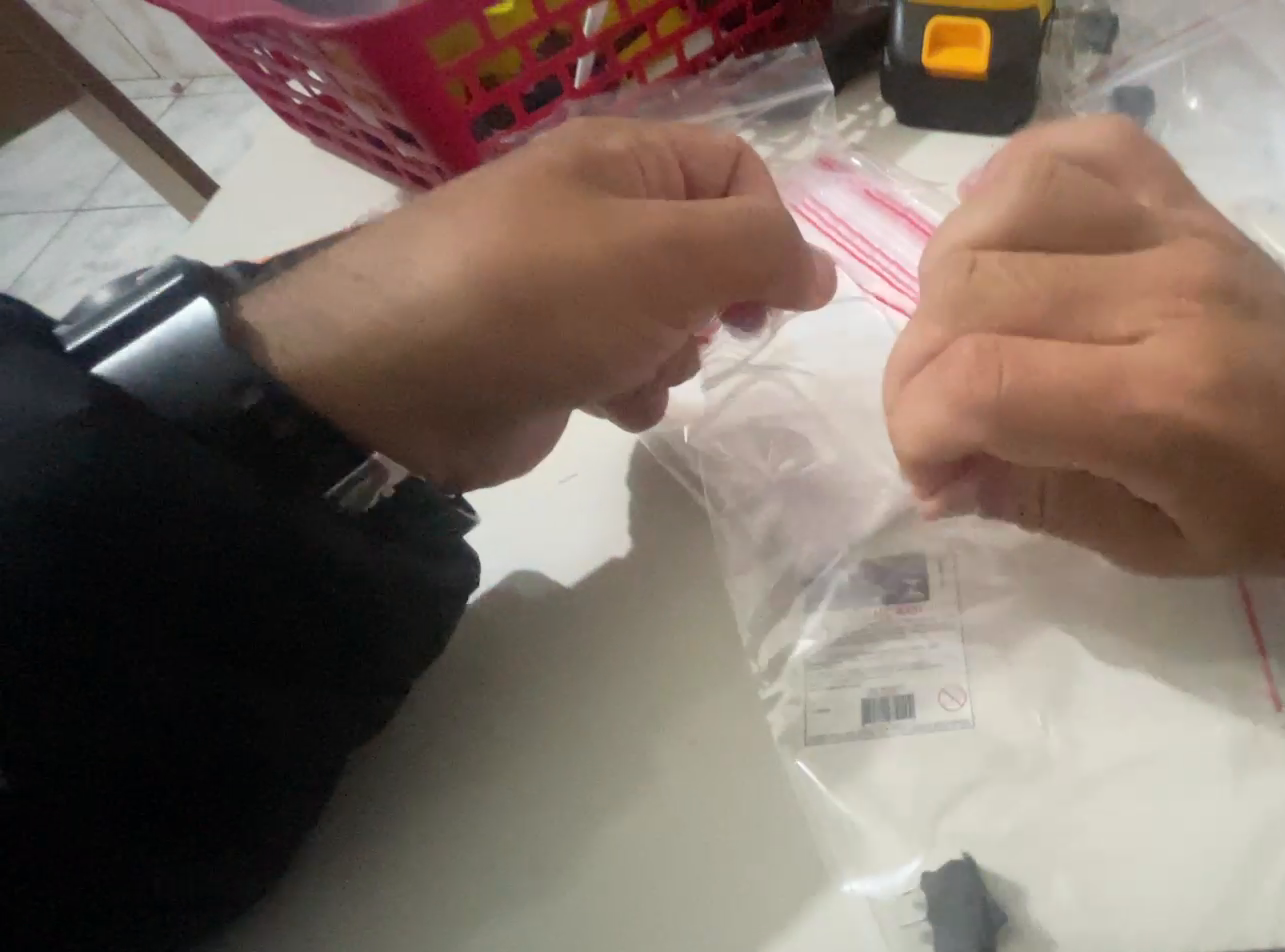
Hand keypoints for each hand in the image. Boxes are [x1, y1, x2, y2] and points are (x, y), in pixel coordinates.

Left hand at [236, 119, 836, 491]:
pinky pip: (635, 366)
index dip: (769, 230)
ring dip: (676, 355)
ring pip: (680, 320)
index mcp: (627, 163)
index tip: (767, 294)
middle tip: (705, 330)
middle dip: (720, 304)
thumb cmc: (547, 297)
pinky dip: (633, 388)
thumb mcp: (673, 255)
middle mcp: (603, 214)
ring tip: (635, 365)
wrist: (403, 384)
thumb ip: (765, 251)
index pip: (740, 171)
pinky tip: (603, 397)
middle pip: (712, 252)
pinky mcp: (562, 349)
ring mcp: (579, 285)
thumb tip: (823, 271)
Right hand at [884, 117, 1284, 576]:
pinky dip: (1011, 187)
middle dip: (916, 369)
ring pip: (1006, 204)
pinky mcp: (1189, 200)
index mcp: (1160, 408)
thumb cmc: (1264, 516)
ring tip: (966, 338)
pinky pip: (1075, 147)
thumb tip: (936, 476)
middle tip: (941, 420)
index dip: (917, 429)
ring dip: (950, 279)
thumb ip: (1029, 502)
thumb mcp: (1143, 547)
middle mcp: (1164, 296)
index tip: (932, 473)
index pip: (979, 383)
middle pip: (971, 289)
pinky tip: (1006, 243)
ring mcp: (1180, 230)